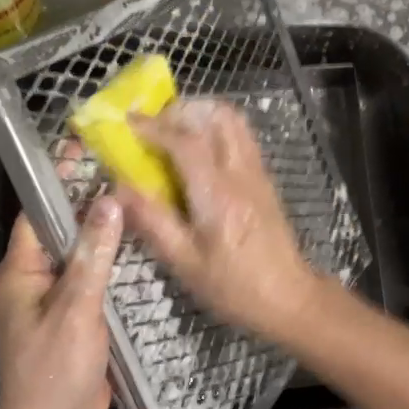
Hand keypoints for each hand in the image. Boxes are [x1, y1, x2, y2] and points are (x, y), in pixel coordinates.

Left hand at [0, 161, 120, 408]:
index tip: (86, 146)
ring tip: (141, 194)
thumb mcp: (75, 309)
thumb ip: (92, 255)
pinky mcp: (78, 315)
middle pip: (62, 227)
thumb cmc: (53, 371)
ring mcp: (57, 297)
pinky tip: (145, 243)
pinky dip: (116, 257)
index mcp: (21, 271)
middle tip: (124, 164)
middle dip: (88, 197)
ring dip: (106, 227)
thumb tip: (109, 201)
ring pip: (82, 251)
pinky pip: (95, 275)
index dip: (60, 178)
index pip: (38, 211)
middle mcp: (35, 278)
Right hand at [118, 100, 320, 335]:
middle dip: (180, 111)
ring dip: (201, 114)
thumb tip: (119, 190)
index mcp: (217, 195)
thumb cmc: (234, 287)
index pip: (186, 142)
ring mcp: (257, 172)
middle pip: (216, 115)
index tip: (127, 122)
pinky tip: (197, 151)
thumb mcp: (185, 264)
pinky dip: (217, 128)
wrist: (289, 297)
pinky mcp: (264, 177)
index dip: (154, 126)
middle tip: (152, 126)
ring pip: (233, 120)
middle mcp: (240, 173)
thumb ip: (153, 222)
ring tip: (173, 133)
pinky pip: (241, 135)